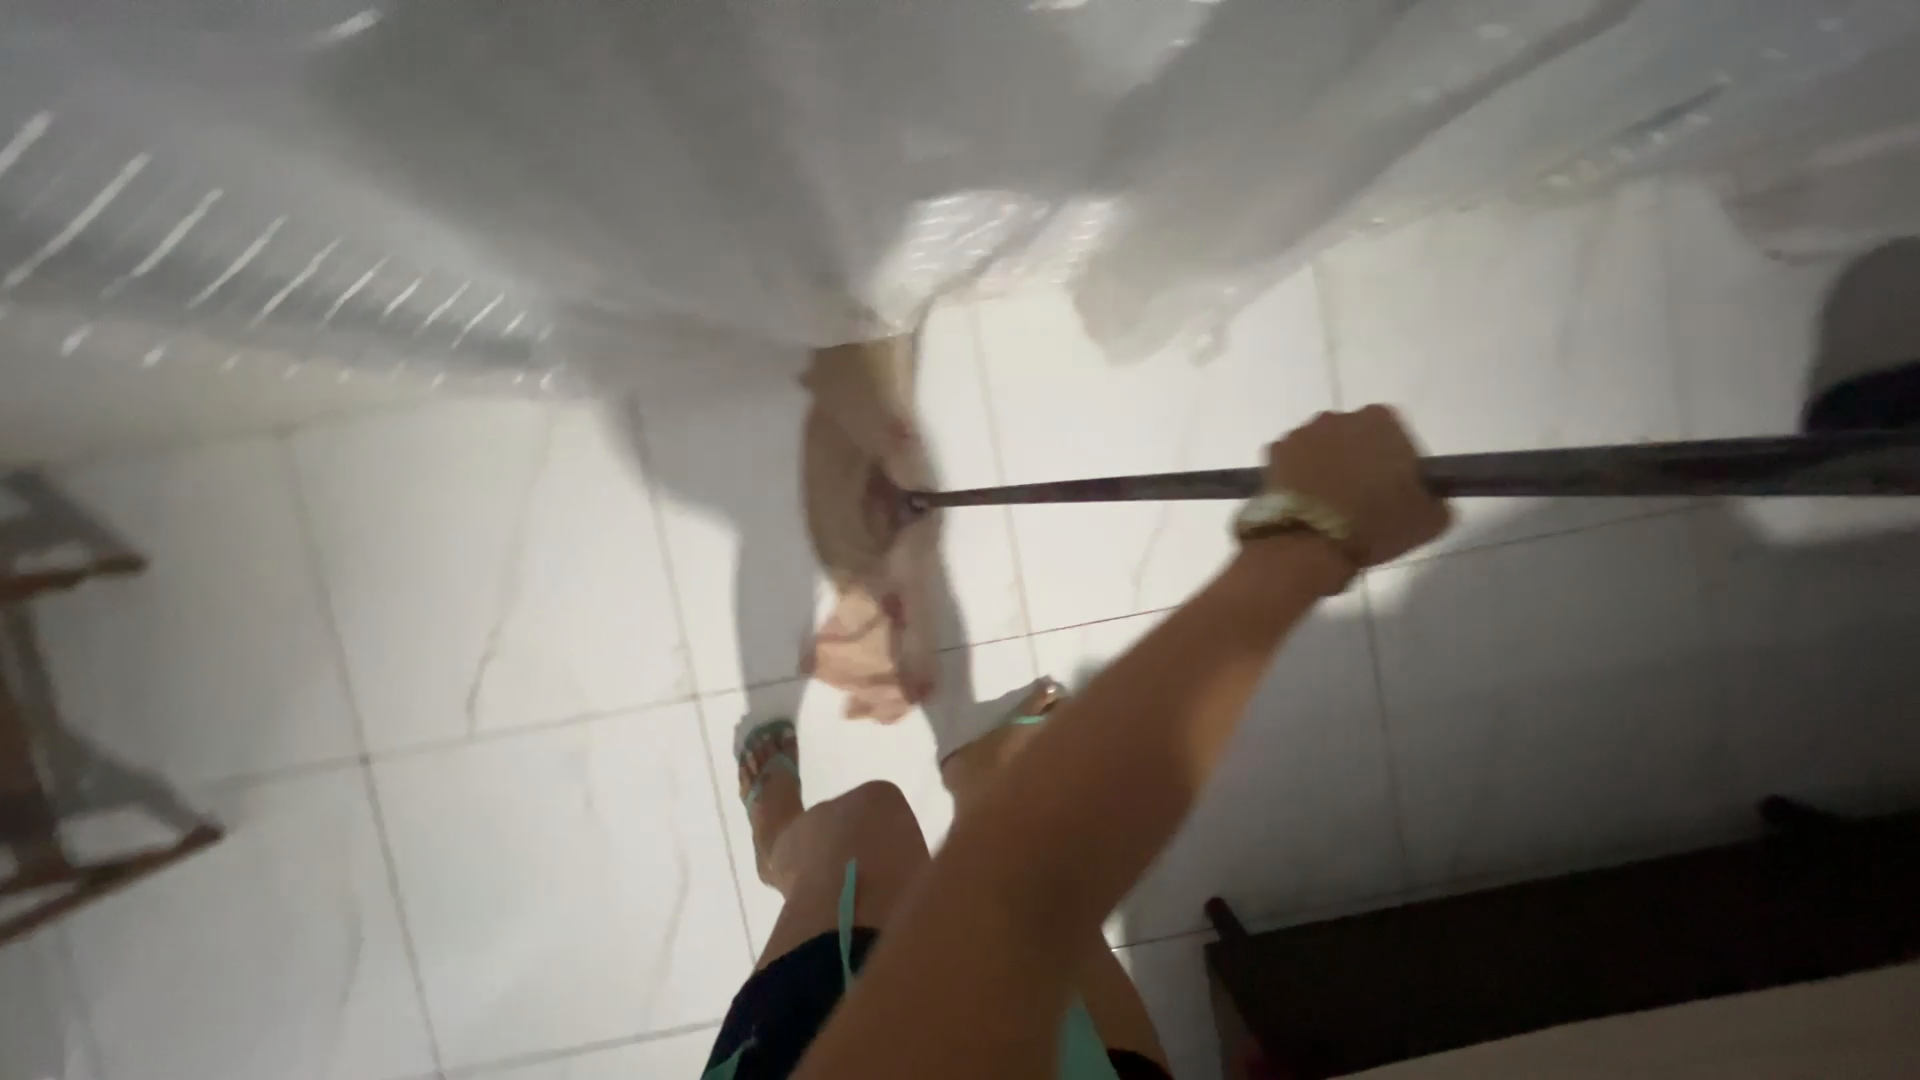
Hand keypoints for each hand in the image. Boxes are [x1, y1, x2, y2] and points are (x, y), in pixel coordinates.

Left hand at [1264, 405, 1449, 567]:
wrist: (1309, 542)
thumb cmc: (1375, 524)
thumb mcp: (1430, 518)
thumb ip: (1435, 497)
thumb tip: (1429, 497)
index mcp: (1381, 420)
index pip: (1393, 437)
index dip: (1394, 464)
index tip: (1391, 492)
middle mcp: (1337, 418)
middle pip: (1352, 439)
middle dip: (1356, 462)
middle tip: (1358, 500)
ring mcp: (1300, 434)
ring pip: (1319, 450)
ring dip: (1323, 469)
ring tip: (1326, 507)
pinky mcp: (1271, 454)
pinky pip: (1290, 463)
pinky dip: (1295, 478)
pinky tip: (1302, 504)